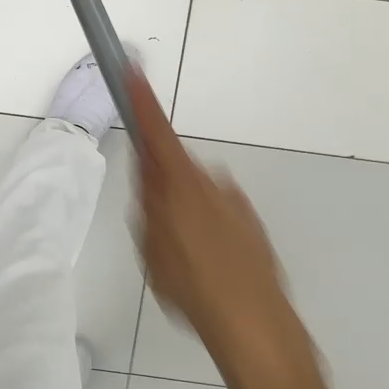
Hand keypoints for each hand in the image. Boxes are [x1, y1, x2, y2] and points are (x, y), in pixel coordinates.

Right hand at [127, 72, 294, 363]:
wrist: (255, 322)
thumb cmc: (191, 284)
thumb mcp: (151, 245)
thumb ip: (148, 203)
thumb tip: (149, 174)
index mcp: (179, 182)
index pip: (154, 131)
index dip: (141, 98)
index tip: (133, 66)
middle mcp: (210, 181)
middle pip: (173, 169)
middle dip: (160, 190)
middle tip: (155, 236)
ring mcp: (235, 201)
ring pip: (196, 196)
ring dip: (186, 217)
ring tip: (186, 266)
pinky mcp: (252, 223)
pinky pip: (218, 216)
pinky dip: (209, 232)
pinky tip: (209, 269)